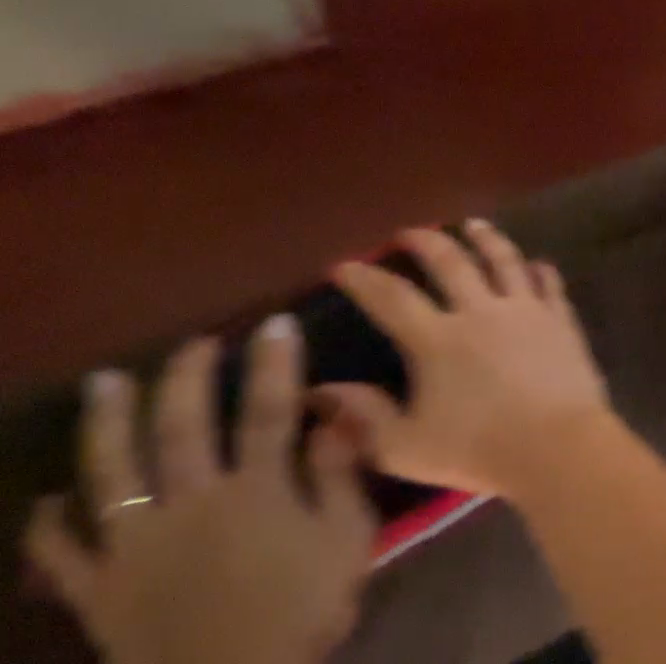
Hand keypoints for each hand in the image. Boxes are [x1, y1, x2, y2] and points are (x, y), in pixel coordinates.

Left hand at [23, 319, 374, 663]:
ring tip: (105, 383)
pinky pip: (64, 552)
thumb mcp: (348, 539)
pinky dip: (51, 524)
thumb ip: (339, 477)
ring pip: (113, 474)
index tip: (274, 324)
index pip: (266, 412)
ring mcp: (135, 545)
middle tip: (194, 344)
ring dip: (106, 425)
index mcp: (256, 491)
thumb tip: (331, 419)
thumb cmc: (306, 607)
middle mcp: (190, 504)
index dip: (272, 365)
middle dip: (187, 380)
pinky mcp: (99, 588)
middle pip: (182, 430)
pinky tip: (50, 499)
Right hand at [314, 220, 611, 498]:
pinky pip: (550, 286)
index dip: (364, 279)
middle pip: (452, 264)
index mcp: (437, 340)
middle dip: (427, 242)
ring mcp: (528, 312)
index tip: (344, 265)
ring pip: (506, 261)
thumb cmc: (478, 450)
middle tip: (410, 231)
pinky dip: (540, 271)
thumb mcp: (404, 446)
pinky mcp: (563, 321)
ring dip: (488, 239)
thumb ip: (362, 416)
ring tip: (474, 225)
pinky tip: (537, 263)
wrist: (558, 444)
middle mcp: (482, 312)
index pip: (392, 298)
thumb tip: (320, 391)